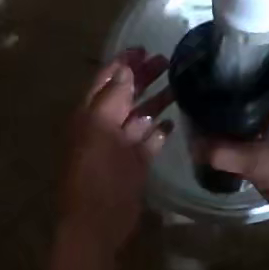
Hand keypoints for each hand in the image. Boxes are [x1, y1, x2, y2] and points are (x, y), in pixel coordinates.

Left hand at [58, 48, 173, 253]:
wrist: (97, 222)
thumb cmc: (94, 175)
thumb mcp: (98, 130)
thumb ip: (111, 99)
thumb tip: (124, 70)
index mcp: (89, 116)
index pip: (105, 81)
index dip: (122, 63)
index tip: (143, 48)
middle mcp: (104, 127)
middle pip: (124, 95)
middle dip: (142, 77)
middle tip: (167, 61)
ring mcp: (121, 147)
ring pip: (139, 117)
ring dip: (155, 100)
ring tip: (179, 85)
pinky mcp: (136, 165)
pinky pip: (149, 142)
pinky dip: (160, 131)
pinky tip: (174, 122)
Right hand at [195, 49, 268, 237]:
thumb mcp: (257, 166)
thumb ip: (222, 153)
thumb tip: (191, 142)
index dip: (263, 46)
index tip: (233, 47)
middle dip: (249, 71)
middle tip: (217, 72)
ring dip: (251, 94)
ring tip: (219, 93)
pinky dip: (255, 115)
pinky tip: (233, 124)